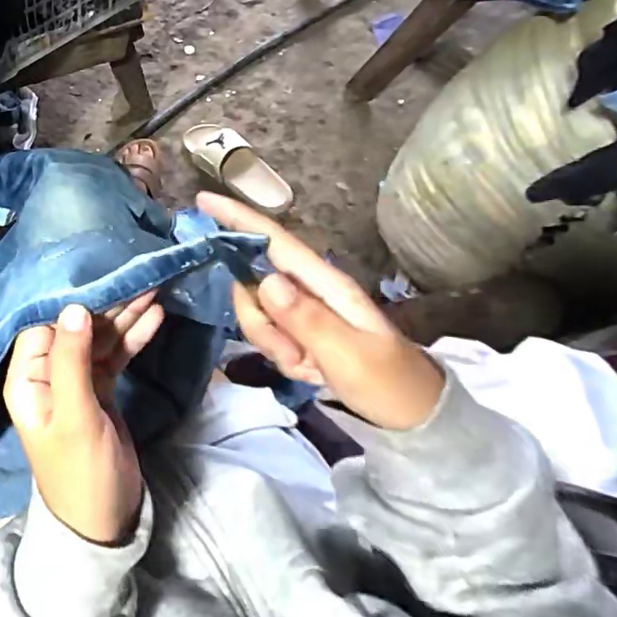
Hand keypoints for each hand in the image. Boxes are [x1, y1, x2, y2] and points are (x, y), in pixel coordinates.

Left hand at [2, 294, 162, 543]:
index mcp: (28, 379)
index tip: (102, 274)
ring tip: (154, 288)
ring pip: (100, 338)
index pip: (44, 325)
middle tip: (139, 276)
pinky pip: (115, 354)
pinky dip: (134, 336)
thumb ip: (73, 361)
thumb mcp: (75, 417)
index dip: (72, 300)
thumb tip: (75, 307)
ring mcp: (76, 381)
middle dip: (107, 303)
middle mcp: (48, 374)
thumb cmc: (81, 473)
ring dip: (126, 315)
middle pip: (77, 327)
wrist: (105, 521)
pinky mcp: (100, 389)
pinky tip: (155, 316)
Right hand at [198, 192, 445, 430]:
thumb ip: (305, 319)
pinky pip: (269, 336)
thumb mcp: (348, 355)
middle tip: (292, 353)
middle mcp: (310, 289)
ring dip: (275, 344)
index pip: (274, 241)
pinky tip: (310, 372)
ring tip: (309, 366)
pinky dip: (283, 357)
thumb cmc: (388, 381)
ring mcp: (303, 311)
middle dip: (261, 321)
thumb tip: (265, 281)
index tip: (203, 200)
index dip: (239, 218)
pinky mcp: (300, 332)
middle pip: (255, 285)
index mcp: (325, 284)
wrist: (413, 415)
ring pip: (258, 314)